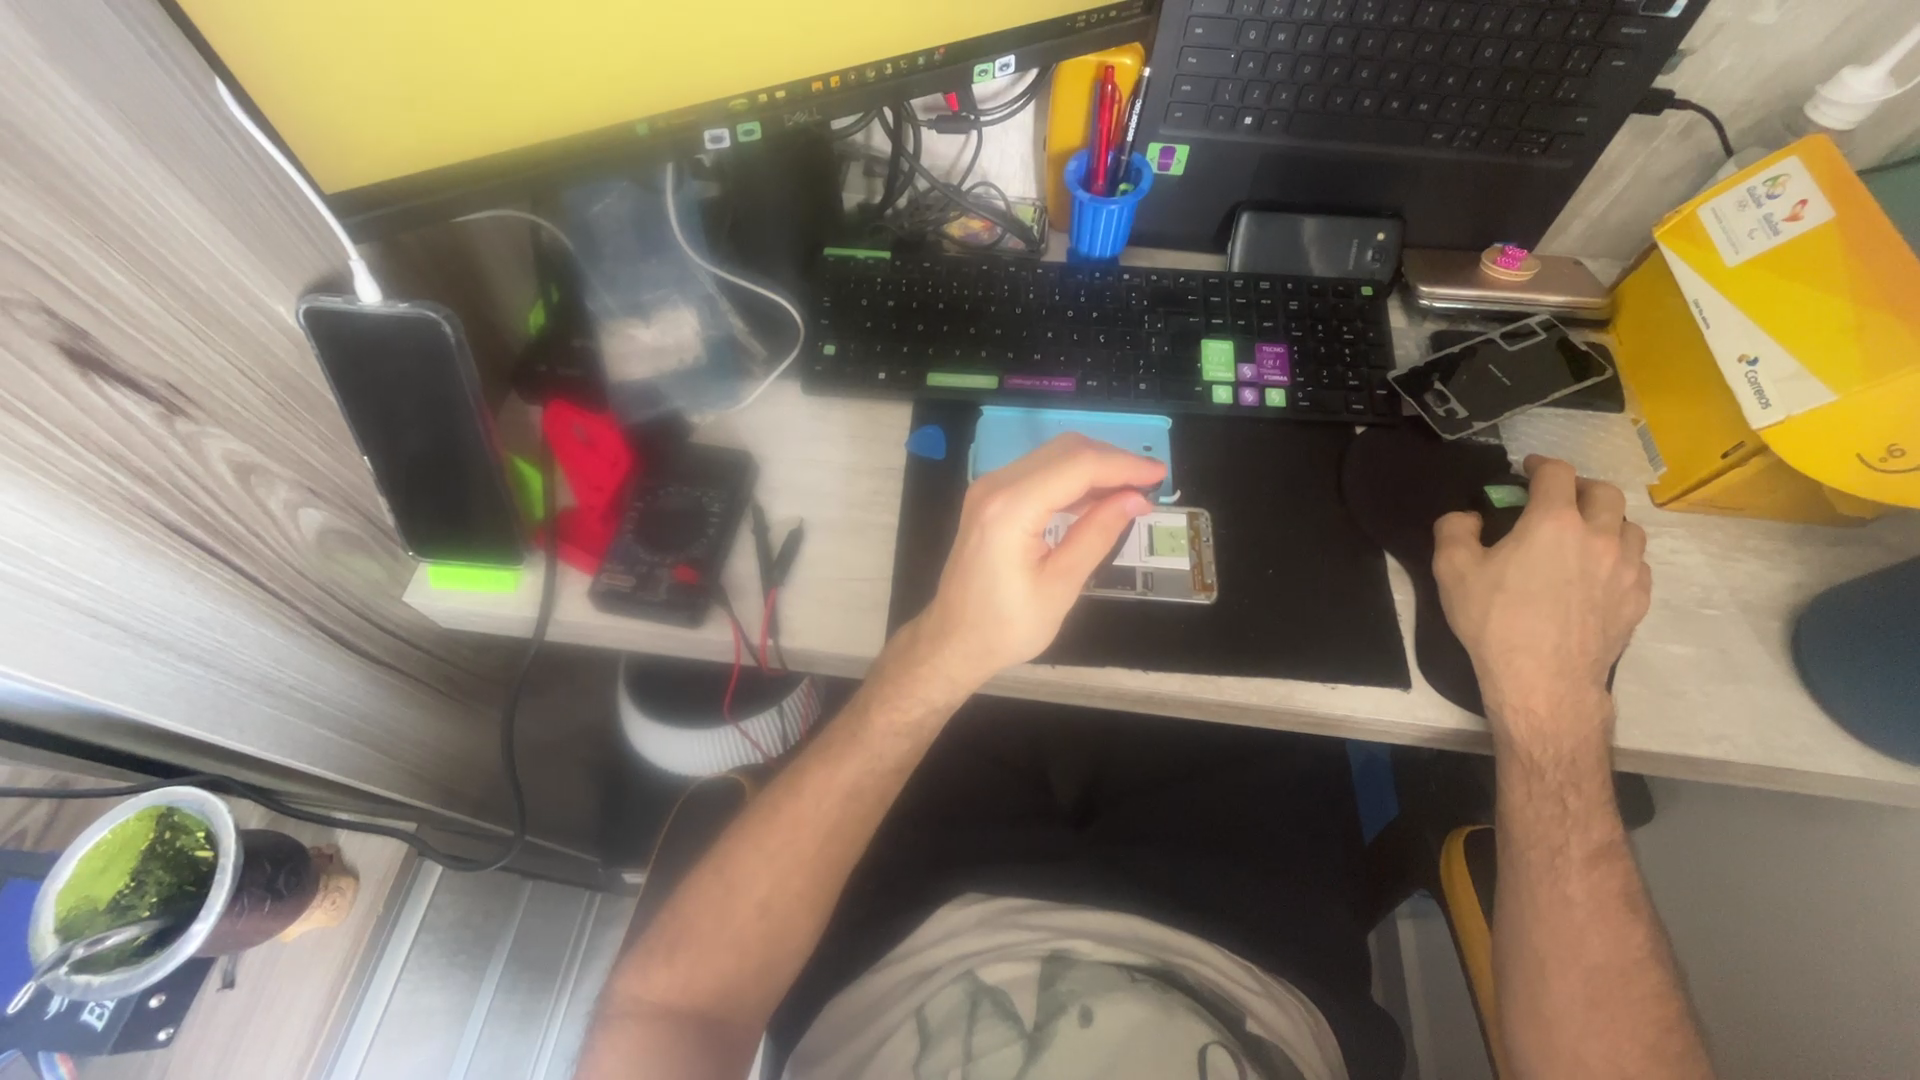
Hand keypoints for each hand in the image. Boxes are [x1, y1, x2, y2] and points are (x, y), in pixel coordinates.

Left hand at [904, 434, 1164, 691]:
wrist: (953, 641)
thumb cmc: (1005, 626)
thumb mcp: (1060, 586)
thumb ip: (1097, 535)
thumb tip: (1136, 499)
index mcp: (1010, 508)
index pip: (1078, 466)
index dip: (1124, 465)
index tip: (1161, 475)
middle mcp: (996, 486)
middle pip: (1065, 451)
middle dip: (1112, 461)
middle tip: (1151, 485)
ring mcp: (989, 489)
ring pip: (1053, 457)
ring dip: (1094, 468)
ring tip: (1132, 493)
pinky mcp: (990, 499)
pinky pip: (1038, 473)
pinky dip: (1072, 480)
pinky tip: (1098, 500)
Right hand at [1432, 456, 1651, 749]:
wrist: (1542, 678)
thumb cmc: (1493, 620)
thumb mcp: (1451, 570)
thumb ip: (1454, 529)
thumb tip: (1470, 516)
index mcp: (1553, 521)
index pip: (1557, 473)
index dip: (1540, 464)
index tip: (1527, 468)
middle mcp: (1600, 534)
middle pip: (1604, 492)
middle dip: (1579, 487)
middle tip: (1557, 498)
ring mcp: (1627, 567)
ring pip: (1629, 525)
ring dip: (1606, 520)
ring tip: (1583, 533)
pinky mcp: (1638, 597)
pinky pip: (1637, 562)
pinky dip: (1618, 555)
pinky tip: (1597, 571)